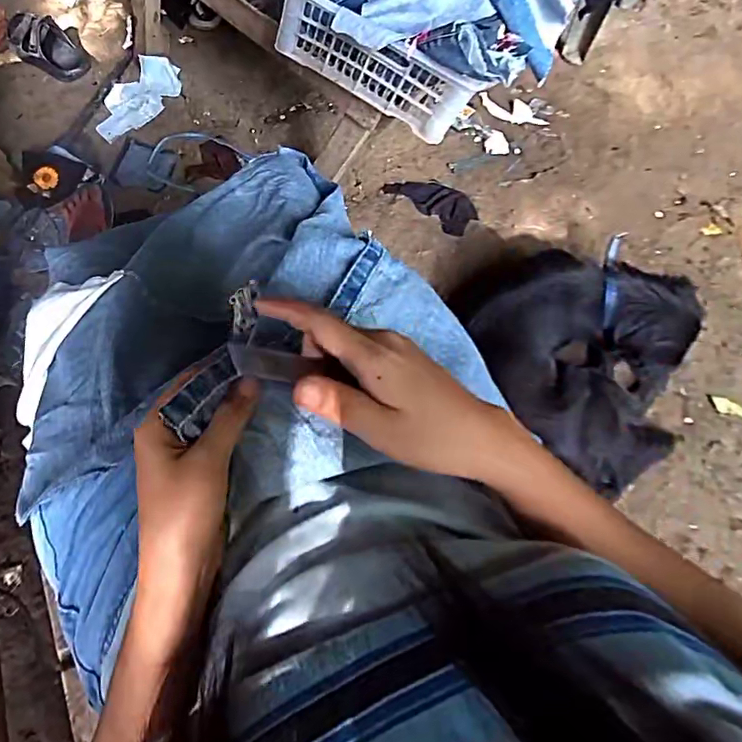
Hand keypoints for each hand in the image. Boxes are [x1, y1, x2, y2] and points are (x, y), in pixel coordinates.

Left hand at [130, 377, 257, 651]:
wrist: (180, 572)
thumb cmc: (185, 512)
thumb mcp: (209, 459)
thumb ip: (229, 416)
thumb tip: (250, 378)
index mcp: (153, 425)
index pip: (186, 382)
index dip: (216, 367)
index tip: (251, 352)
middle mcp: (161, 432)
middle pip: (196, 398)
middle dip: (227, 384)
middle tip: (265, 366)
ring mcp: (178, 452)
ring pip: (207, 417)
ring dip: (231, 405)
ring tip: (265, 384)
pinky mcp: (194, 469)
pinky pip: (213, 436)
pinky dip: (231, 425)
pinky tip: (254, 415)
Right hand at [254, 299, 535, 484]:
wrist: (482, 436)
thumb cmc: (430, 438)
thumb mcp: (379, 429)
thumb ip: (337, 404)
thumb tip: (297, 384)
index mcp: (374, 354)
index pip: (321, 323)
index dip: (288, 310)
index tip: (259, 304)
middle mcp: (384, 338)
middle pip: (330, 331)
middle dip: (310, 354)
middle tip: (323, 400)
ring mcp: (397, 343)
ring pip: (345, 340)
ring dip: (329, 362)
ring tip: (347, 405)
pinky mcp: (404, 353)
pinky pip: (362, 348)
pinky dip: (346, 364)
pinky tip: (361, 396)